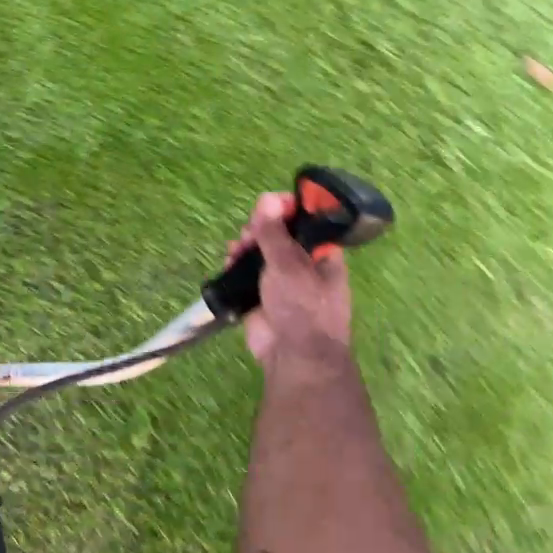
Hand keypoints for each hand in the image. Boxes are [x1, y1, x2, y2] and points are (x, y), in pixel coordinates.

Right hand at [225, 192, 352, 367]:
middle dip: (258, 229)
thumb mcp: (288, 264)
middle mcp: (304, 264)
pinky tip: (229, 264)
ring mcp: (282, 279)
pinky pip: (246, 269)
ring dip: (244, 246)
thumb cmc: (302, 306)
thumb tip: (268, 198)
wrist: (293, 354)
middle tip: (249, 237)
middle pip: (277, 232)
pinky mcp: (261, 292)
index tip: (267, 207)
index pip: (306, 220)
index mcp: (322, 255)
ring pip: (259, 250)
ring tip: (235, 252)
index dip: (285, 209)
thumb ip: (274, 231)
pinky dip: (236, 263)